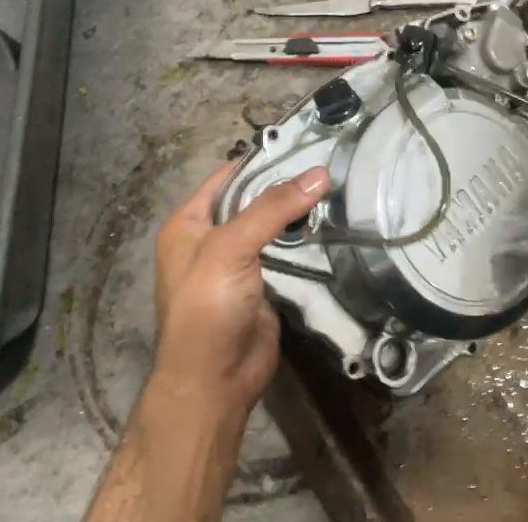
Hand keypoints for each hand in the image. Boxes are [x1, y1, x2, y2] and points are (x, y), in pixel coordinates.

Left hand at [150, 160, 329, 418]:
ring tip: (338, 189)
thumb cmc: (207, 309)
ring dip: (299, 215)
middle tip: (330, 166)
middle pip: (253, 201)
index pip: (229, 177)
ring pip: (273, 228)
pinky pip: (286, 255)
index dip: (262, 160)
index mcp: (188, 224)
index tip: (305, 145)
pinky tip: (332, 226)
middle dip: (286, 187)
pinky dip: (306, 243)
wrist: (214, 383)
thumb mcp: (231, 248)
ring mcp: (238, 264)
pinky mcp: (263, 286)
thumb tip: (319, 174)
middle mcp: (211, 240)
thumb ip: (273, 209)